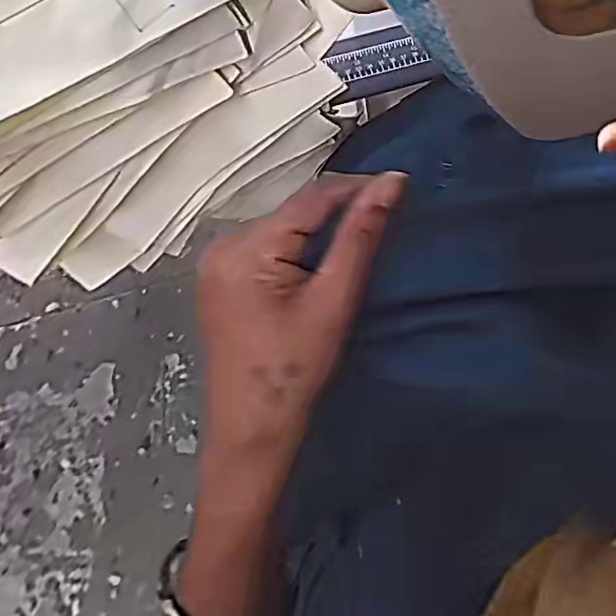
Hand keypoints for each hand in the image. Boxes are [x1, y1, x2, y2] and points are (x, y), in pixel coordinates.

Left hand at [194, 172, 406, 459]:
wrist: (252, 431)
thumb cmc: (295, 370)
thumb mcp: (334, 298)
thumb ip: (361, 234)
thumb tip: (390, 183)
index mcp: (246, 249)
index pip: (311, 198)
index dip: (357, 186)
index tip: (397, 183)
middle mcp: (224, 246)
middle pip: (297, 209)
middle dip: (342, 206)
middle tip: (386, 209)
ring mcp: (218, 262)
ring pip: (286, 223)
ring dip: (324, 224)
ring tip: (365, 227)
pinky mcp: (223, 277)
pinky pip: (272, 242)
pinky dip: (303, 242)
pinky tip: (327, 254)